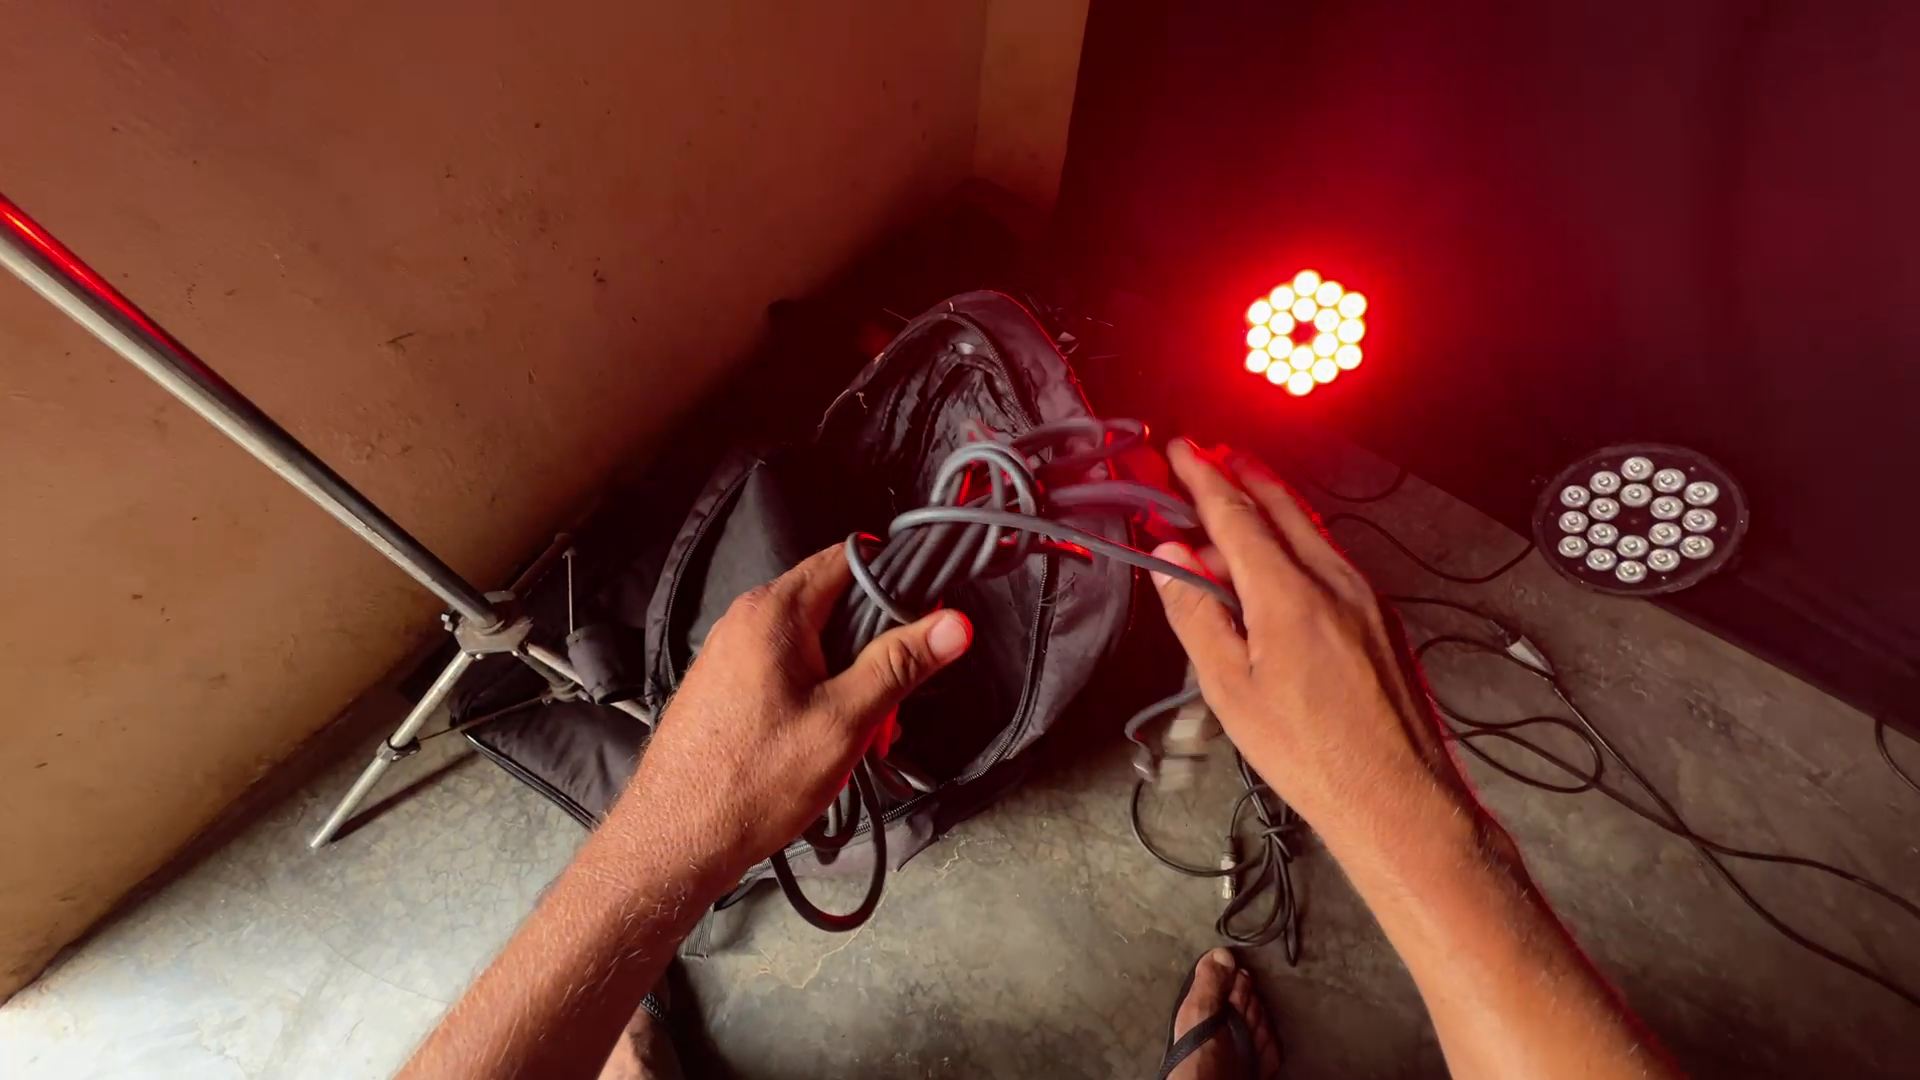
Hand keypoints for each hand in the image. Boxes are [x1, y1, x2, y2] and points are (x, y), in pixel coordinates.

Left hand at [612, 545, 972, 888]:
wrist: (671, 842)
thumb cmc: (756, 779)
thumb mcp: (843, 721)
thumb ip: (900, 664)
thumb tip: (956, 622)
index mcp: (776, 610)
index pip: (849, 557)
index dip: (897, 576)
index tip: (929, 613)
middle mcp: (749, 615)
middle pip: (835, 599)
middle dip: (877, 640)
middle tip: (896, 696)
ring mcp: (733, 647)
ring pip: (815, 638)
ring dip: (851, 673)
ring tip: (867, 727)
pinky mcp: (728, 679)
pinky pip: (789, 663)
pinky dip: (820, 687)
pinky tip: (830, 733)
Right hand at [1149, 439, 1474, 853]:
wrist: (1397, 798)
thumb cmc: (1308, 750)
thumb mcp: (1229, 687)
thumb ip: (1196, 614)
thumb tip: (1170, 559)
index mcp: (1289, 595)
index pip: (1235, 516)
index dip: (1202, 478)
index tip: (1181, 450)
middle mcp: (1333, 582)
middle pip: (1279, 506)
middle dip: (1239, 473)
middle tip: (1209, 454)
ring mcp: (1364, 597)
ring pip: (1307, 527)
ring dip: (1267, 500)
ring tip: (1236, 493)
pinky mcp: (1379, 616)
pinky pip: (1328, 555)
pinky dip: (1293, 536)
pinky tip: (1278, 551)